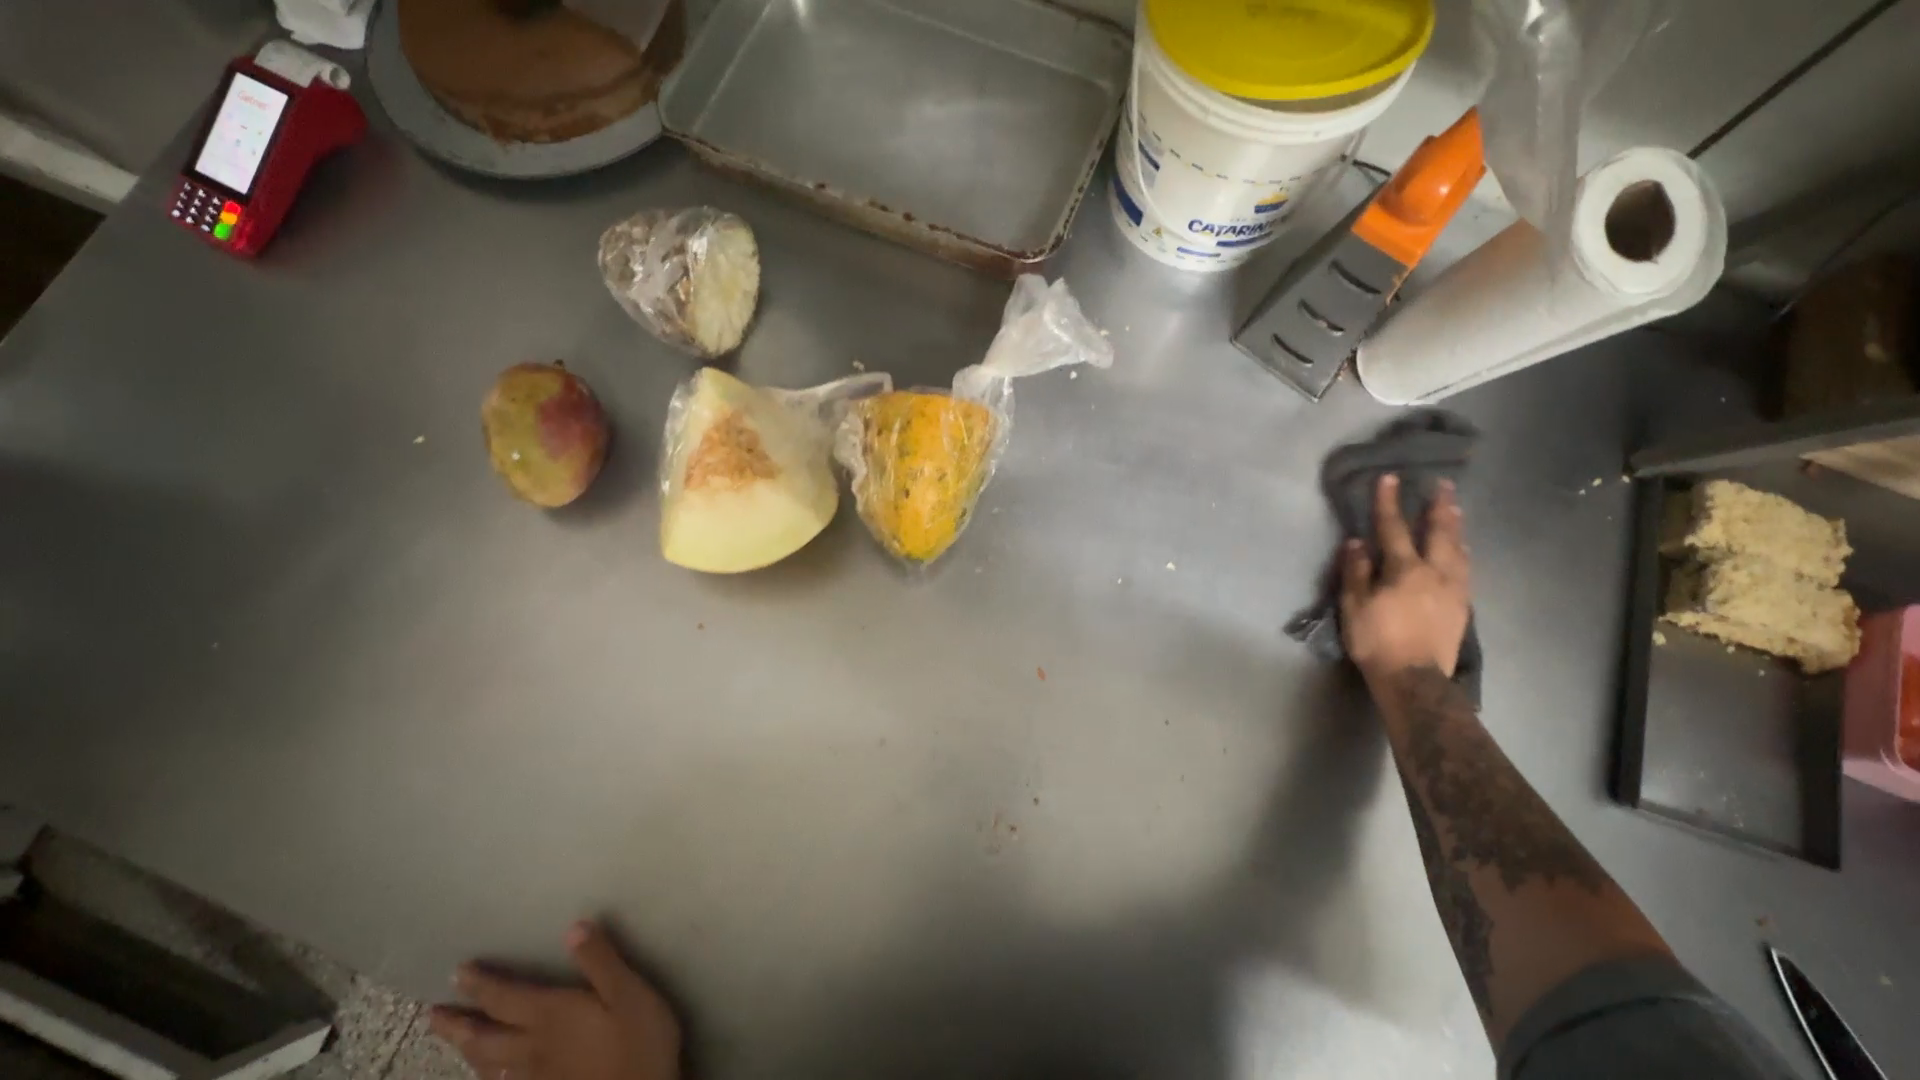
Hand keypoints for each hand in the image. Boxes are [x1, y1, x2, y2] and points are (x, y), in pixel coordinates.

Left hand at [430, 921, 681, 1079]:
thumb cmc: (639, 1041)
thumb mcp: (629, 992)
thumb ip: (601, 960)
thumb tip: (573, 927)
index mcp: (550, 1016)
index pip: (504, 998)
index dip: (480, 984)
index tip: (457, 971)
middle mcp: (532, 1047)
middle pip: (483, 1037)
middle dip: (457, 1024)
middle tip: (433, 1013)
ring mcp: (536, 1077)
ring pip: (488, 1065)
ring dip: (466, 1050)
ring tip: (454, 1041)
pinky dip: (490, 1079)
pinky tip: (492, 1078)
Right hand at [1340, 474, 1470, 683]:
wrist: (1415, 680)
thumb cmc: (1377, 641)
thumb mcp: (1354, 607)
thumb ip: (1356, 572)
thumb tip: (1357, 543)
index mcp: (1405, 569)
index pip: (1394, 528)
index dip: (1389, 502)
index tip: (1390, 478)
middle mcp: (1435, 572)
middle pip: (1440, 533)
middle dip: (1439, 507)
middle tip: (1444, 485)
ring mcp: (1454, 590)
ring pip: (1458, 550)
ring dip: (1456, 528)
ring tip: (1456, 512)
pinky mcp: (1462, 608)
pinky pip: (1465, 571)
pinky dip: (1462, 554)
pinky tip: (1462, 554)